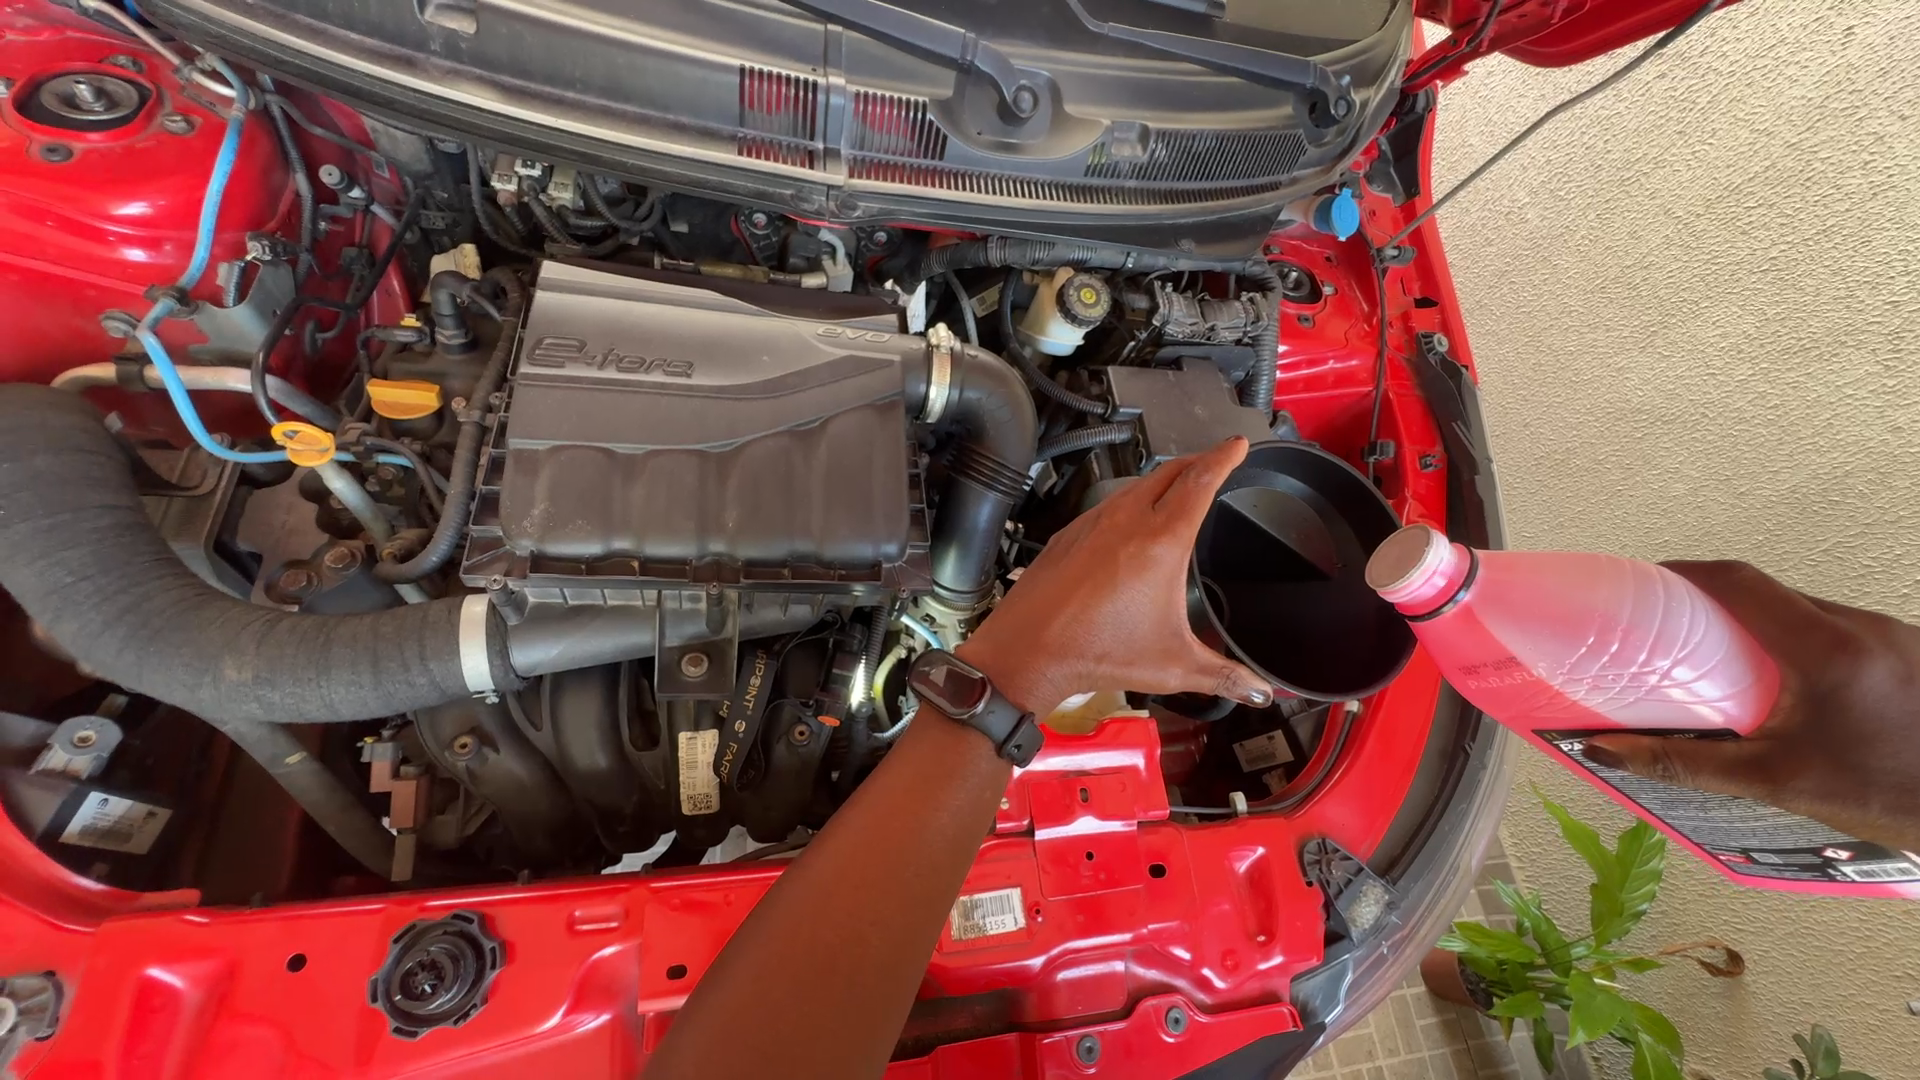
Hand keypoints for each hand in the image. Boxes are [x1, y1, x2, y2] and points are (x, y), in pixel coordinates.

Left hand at [957, 437, 1274, 717]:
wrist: (1028, 651)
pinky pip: (1105, 504)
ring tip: (1176, 487)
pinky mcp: (1067, 536)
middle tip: (1214, 461)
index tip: (1237, 444)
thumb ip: (1224, 676)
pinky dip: (1128, 500)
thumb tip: (1260, 692)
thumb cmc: (1097, 653)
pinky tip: (1129, 519)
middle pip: (1167, 472)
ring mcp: (1091, 524)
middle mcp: (1124, 520)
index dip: (1224, 457)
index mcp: (1160, 539)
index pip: (1200, 481)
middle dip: (1196, 461)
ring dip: (1160, 479)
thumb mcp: (1172, 666)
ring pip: (1133, 486)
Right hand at [1584, 561, 1919, 851]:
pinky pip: (1833, 630)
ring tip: (1713, 658)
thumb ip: (1683, 763)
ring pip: (1802, 611)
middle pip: (1768, 592)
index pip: (1738, 580)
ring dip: (1751, 623)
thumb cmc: (1893, 792)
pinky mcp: (1913, 656)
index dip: (1681, 572)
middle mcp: (1862, 627)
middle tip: (1663, 627)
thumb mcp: (1778, 781)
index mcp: (1825, 645)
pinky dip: (1788, 641)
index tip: (1639, 582)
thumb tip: (1600, 749)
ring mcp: (1896, 638)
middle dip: (1707, 601)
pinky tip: (1777, 682)